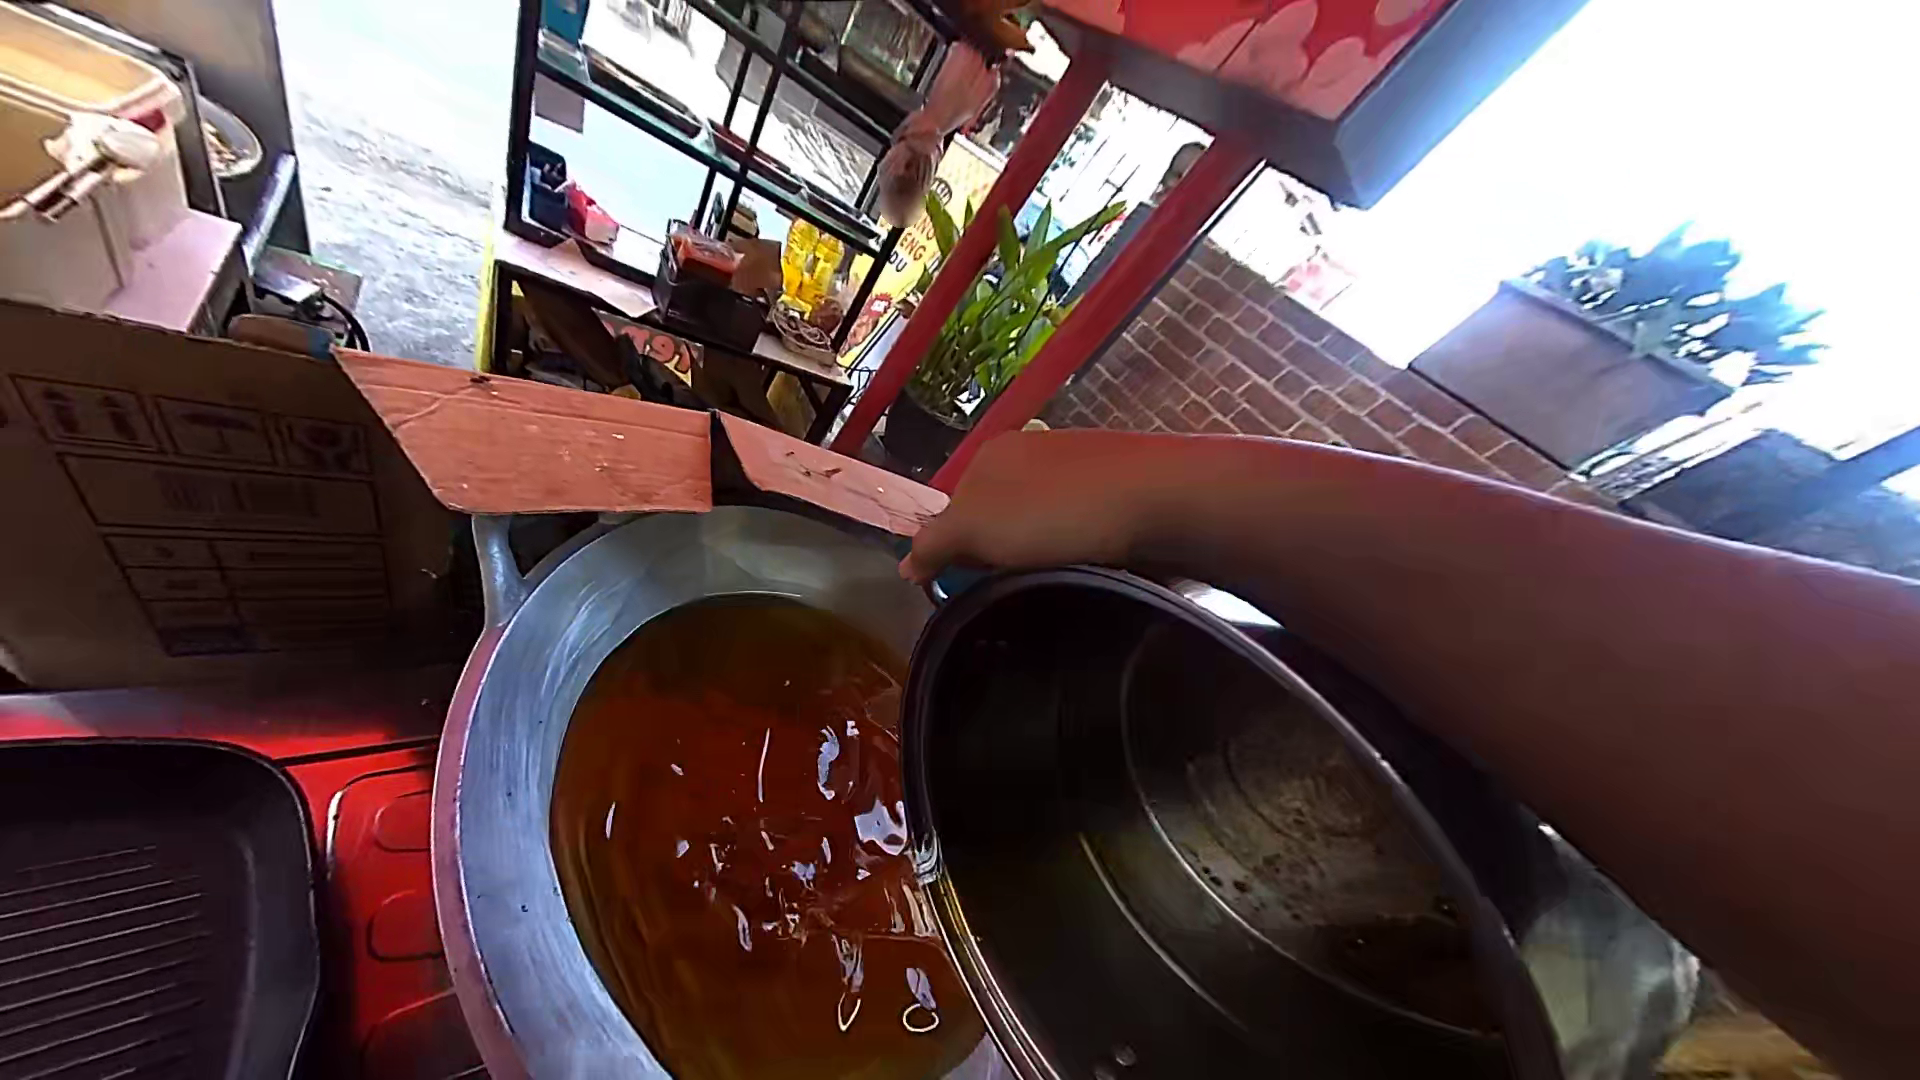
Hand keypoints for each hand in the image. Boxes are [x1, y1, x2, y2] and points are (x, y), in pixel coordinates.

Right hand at [901, 429, 1179, 583]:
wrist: (1156, 497)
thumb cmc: (1054, 512)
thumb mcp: (977, 531)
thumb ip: (934, 545)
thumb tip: (903, 566)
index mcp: (989, 456)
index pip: (953, 511)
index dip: (957, 553)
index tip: (974, 585)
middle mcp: (1028, 453)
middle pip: (995, 518)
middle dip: (998, 555)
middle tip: (1015, 583)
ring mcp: (1072, 466)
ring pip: (1036, 526)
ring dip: (1036, 556)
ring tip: (1054, 577)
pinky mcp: (1110, 486)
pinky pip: (1075, 526)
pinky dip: (1073, 548)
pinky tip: (1087, 562)